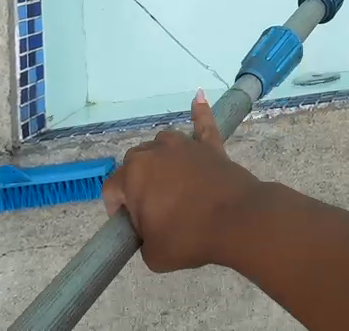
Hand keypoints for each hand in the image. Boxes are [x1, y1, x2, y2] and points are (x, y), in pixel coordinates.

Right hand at [103, 90, 264, 271]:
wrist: (236, 220)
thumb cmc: (187, 236)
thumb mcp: (150, 251)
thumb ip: (142, 233)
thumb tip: (151, 223)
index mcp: (135, 173)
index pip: (112, 188)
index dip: (117, 210)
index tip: (131, 226)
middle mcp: (158, 151)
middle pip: (135, 161)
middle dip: (136, 183)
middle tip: (152, 210)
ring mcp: (186, 144)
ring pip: (162, 142)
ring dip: (159, 159)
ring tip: (167, 183)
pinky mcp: (211, 145)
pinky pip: (203, 123)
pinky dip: (200, 112)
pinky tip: (198, 96)